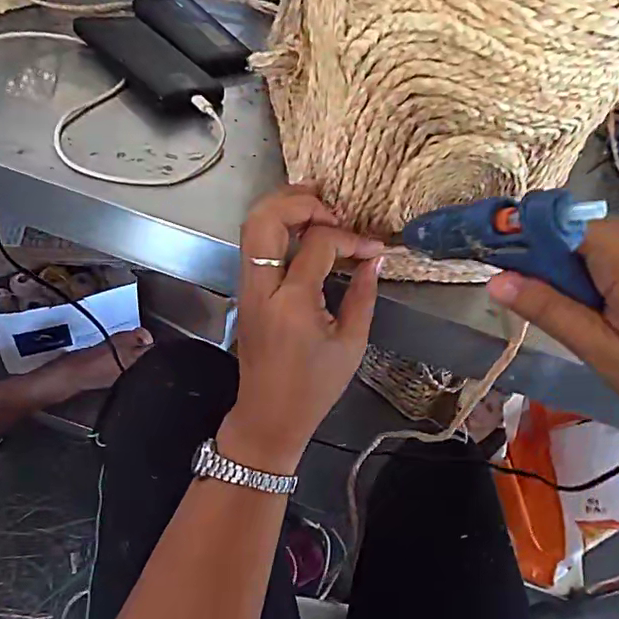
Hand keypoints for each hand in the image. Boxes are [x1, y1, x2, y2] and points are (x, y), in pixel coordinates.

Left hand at [218, 187, 383, 473]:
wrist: (268, 416)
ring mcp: (247, 288)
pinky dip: (277, 227)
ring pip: (252, 225)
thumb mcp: (351, 344)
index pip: (318, 243)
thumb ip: (363, 295)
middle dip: (301, 201)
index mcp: (291, 304)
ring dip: (285, 208)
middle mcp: (261, 289)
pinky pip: (255, 244)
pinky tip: (304, 232)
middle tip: (334, 210)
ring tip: (320, 210)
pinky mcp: (245, 292)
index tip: (372, 248)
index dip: (350, 237)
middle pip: (266, 218)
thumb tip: (373, 259)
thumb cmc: (313, 388)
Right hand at [487, 220, 618, 468]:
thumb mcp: (601, 352)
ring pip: (614, 246)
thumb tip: (497, 281)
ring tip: (591, 321)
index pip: (565, 226)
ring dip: (588, 272)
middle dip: (561, 263)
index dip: (532, 244)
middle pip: (589, 234)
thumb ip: (549, 310)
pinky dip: (617, 276)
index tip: (508, 272)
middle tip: (553, 311)